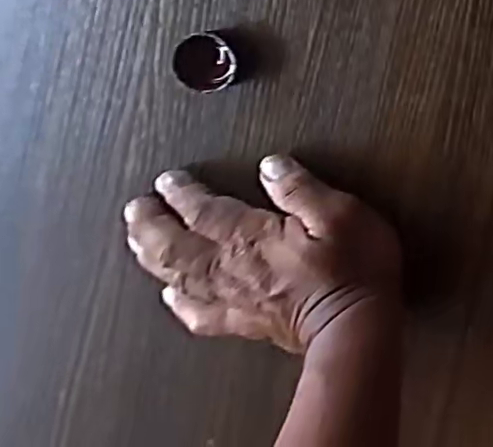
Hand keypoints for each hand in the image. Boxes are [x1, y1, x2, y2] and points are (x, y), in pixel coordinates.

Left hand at [123, 154, 400, 353]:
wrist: (357, 328)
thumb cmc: (352, 267)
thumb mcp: (337, 212)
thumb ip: (300, 187)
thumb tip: (271, 164)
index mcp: (252, 238)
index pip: (205, 211)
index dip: (183, 194)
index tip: (168, 179)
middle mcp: (234, 269)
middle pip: (178, 247)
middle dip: (152, 226)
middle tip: (135, 208)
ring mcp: (236, 299)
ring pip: (180, 278)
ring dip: (153, 259)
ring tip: (138, 241)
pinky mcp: (247, 322)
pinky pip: (200, 314)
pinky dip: (179, 304)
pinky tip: (171, 297)